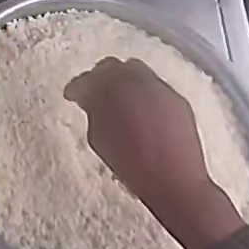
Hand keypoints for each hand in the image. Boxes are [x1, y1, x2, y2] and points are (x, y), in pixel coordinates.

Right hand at [64, 57, 244, 248]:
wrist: (175, 182)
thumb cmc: (132, 166)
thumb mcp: (99, 140)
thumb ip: (94, 112)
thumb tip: (92, 101)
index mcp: (112, 89)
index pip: (88, 78)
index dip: (77, 87)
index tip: (72, 95)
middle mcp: (138, 80)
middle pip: (112, 67)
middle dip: (100, 78)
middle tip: (93, 93)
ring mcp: (160, 88)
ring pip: (136, 72)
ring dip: (124, 82)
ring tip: (118, 101)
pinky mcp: (177, 99)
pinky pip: (154, 87)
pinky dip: (143, 93)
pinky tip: (140, 111)